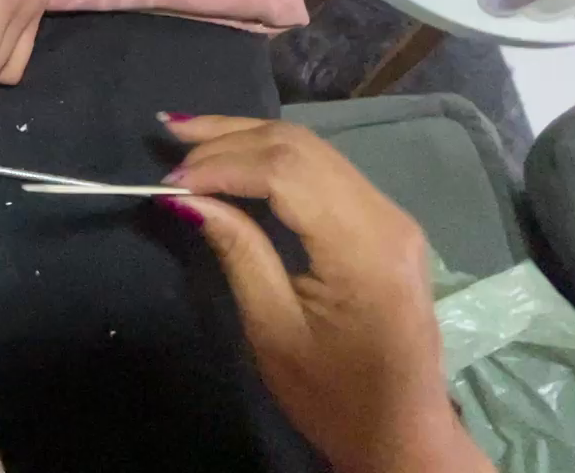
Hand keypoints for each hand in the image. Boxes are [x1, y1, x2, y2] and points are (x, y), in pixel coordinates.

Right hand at [160, 116, 491, 472]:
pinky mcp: (377, 218)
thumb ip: (236, 250)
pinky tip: (228, 147)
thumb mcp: (273, 329)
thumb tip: (184, 197)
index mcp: (364, 250)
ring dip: (242, 135)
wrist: (406, 440)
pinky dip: (265, 151)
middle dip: (225, 138)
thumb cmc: (335, 397)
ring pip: (305, 146)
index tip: (169, 184)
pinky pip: (315, 164)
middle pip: (295, 147)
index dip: (220, 166)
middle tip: (168, 143)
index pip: (284, 173)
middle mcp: (384, 217)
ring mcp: (386, 214)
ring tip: (185, 132)